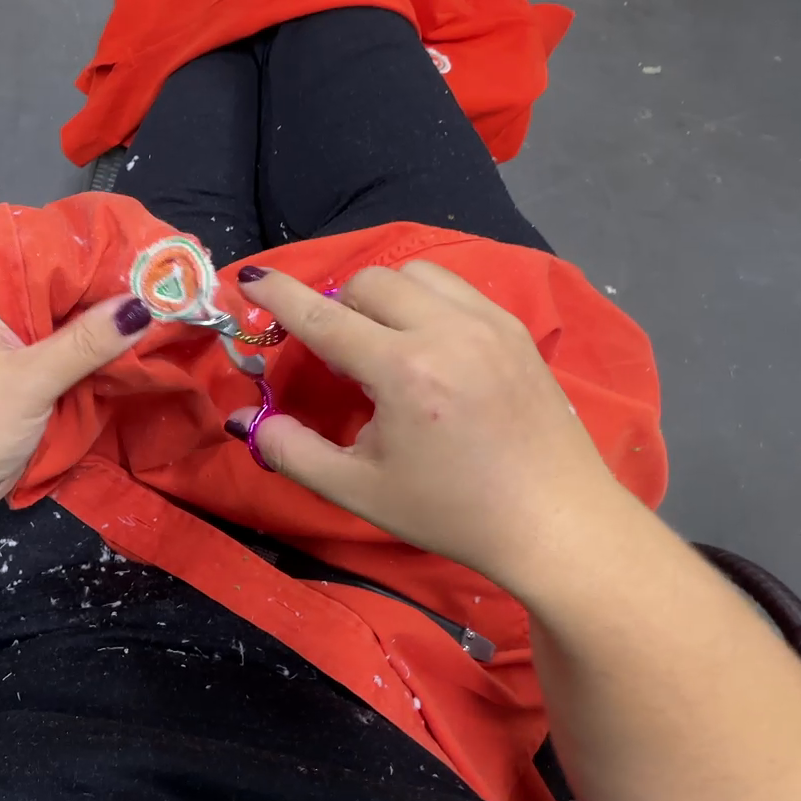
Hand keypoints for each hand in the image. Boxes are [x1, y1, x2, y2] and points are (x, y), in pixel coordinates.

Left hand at [0, 269, 152, 536]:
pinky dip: (103, 349)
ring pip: (73, 318)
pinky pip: (74, 350)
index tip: (145, 243)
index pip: (43, 246)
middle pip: (64, 282)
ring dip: (112, 318)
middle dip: (111, 282)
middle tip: (171, 274)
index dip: (93, 244)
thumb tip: (144, 303)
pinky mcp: (33, 372)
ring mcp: (18, 340)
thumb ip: (85, 342)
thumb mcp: (26, 381)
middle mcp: (1, 305)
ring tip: (171, 301)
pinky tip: (146, 339)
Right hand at [230, 263, 629, 581]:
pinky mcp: (516, 331)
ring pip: (414, 275)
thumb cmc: (450, 511)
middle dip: (335, 306)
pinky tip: (423, 346)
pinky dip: (421, 300)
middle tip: (333, 353)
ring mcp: (490, 325)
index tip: (250, 277)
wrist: (556, 525)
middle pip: (369, 282)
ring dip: (380, 297)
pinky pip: (454, 288)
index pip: (324, 317)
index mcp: (404, 371)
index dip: (280, 296)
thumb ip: (289, 450)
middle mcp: (448, 332)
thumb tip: (244, 419)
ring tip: (379, 343)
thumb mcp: (355, 490)